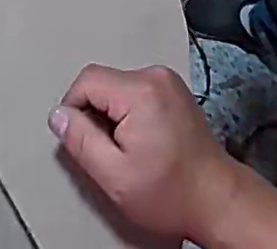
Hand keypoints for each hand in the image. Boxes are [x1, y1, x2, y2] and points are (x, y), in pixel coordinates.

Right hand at [49, 64, 241, 242]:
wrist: (218, 200)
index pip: (87, 80)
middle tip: (109, 151)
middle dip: (96, 114)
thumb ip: (81, 142)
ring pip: (117, 86)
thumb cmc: (173, 194)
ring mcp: (166, 80)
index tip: (80, 138)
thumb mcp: (115, 177)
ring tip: (129, 148)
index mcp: (141, 91)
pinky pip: (134, 89)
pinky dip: (129, 111)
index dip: (73, 108)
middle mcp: (155, 76)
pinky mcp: (172, 88)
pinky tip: (143, 140)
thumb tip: (58, 116)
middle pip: (103, 81)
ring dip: (112, 113)